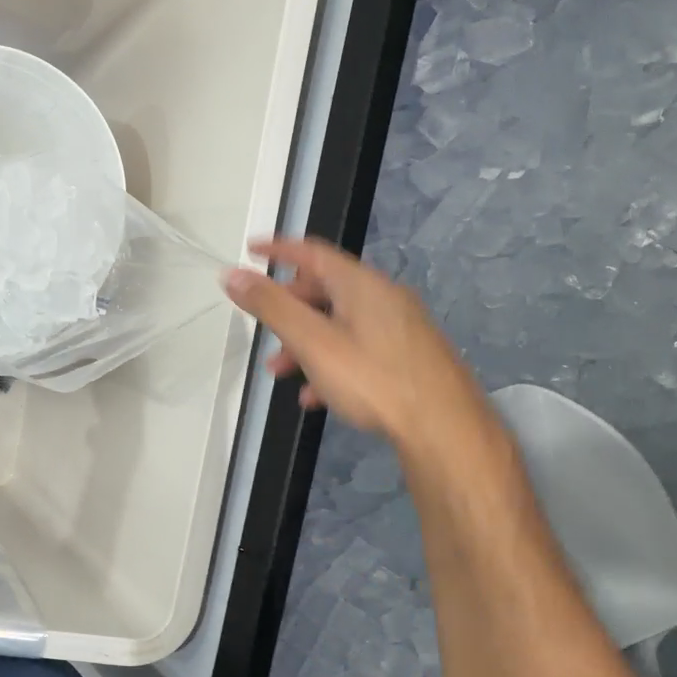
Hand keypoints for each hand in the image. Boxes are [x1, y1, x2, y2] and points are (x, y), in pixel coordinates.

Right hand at [222, 238, 495, 455]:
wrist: (443, 426)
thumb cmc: (373, 380)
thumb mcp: (312, 342)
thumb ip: (271, 307)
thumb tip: (233, 275)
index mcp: (361, 285)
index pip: (312, 253)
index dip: (278, 250)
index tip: (250, 250)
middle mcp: (384, 298)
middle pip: (324, 290)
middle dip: (287, 310)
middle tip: (262, 328)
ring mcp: (399, 327)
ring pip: (339, 324)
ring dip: (303, 343)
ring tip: (281, 373)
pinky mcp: (407, 356)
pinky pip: (357, 348)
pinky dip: (330, 362)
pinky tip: (317, 395)